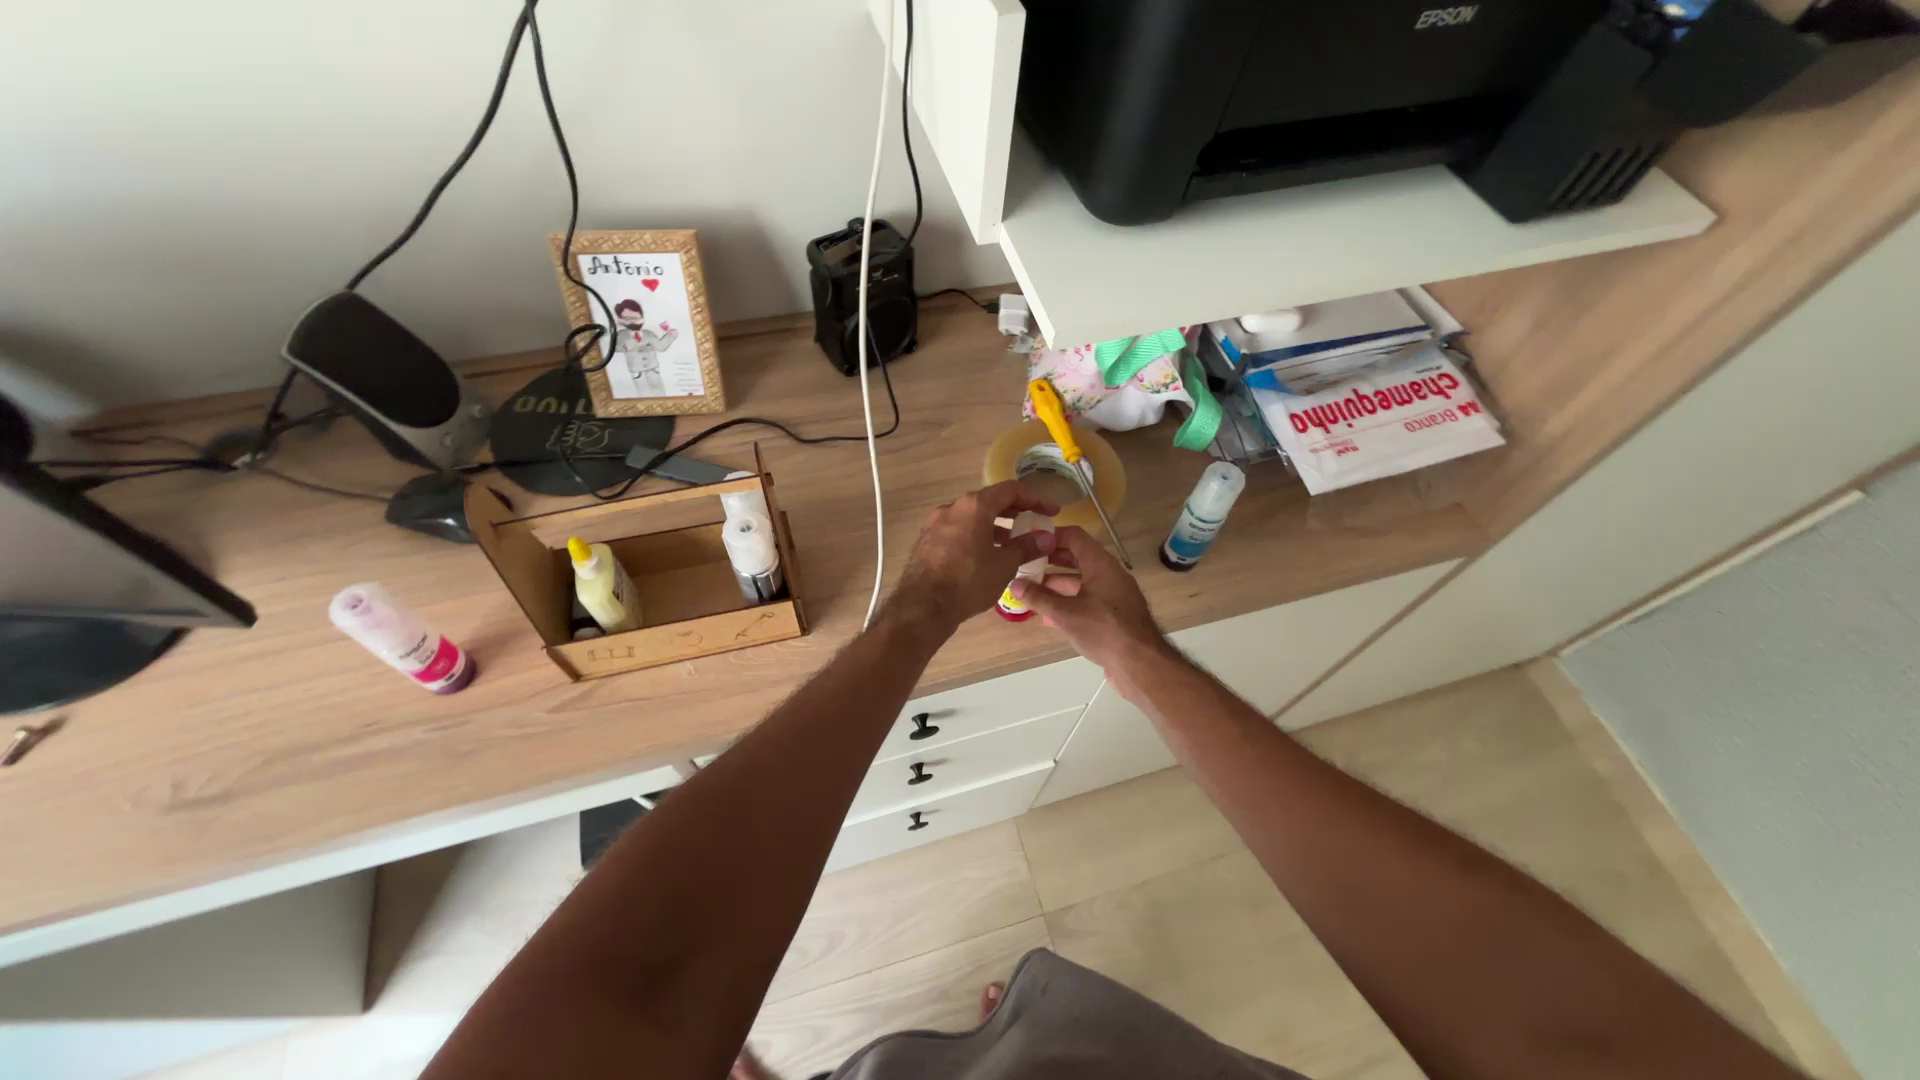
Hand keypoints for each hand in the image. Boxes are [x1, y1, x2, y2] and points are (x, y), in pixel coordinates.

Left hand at [892, 480, 1058, 631]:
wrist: (923, 607)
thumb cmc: (968, 581)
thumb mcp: (1004, 565)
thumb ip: (1026, 547)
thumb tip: (1046, 538)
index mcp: (974, 506)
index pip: (1011, 490)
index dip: (1035, 498)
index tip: (1051, 512)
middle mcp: (952, 508)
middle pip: (989, 501)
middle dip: (1014, 512)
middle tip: (1033, 525)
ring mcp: (935, 524)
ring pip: (971, 518)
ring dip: (994, 527)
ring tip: (1012, 544)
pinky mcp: (926, 541)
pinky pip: (958, 531)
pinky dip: (976, 536)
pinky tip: (985, 556)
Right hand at [1010, 526, 1172, 680]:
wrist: (1140, 663)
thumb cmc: (1103, 630)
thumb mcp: (1065, 613)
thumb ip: (1038, 598)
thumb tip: (1014, 584)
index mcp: (1101, 564)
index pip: (1074, 536)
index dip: (1051, 535)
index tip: (1030, 540)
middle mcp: (1109, 574)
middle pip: (1078, 558)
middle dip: (1051, 561)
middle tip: (1026, 565)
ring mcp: (1114, 595)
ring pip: (1082, 582)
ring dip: (1058, 585)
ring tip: (1032, 591)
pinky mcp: (1115, 615)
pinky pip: (1089, 600)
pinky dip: (1070, 603)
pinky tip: (1051, 617)